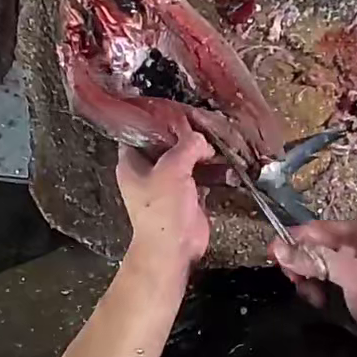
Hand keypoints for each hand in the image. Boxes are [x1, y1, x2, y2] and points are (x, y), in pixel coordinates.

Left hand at [116, 130, 213, 267]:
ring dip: (200, 152)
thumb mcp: (172, 168)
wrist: (173, 248)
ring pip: (185, 160)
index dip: (155, 119)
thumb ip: (187, 147)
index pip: (139, 132)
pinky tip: (224, 159)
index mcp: (132, 163)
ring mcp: (168, 185)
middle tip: (202, 121)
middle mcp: (147, 172)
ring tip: (216, 138)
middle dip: (184, 135)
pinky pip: (200, 176)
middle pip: (166, 144)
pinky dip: (211, 169)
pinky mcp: (187, 197)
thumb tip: (202, 140)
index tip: (174, 109)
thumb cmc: (162, 209)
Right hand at [268, 213, 356, 345]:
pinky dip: (320, 289)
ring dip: (311, 281)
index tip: (274, 260)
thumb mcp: (353, 277)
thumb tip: (278, 248)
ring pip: (317, 263)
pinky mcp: (356, 278)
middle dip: (304, 267)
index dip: (292, 244)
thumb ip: (316, 260)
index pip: (315, 229)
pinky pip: (326, 277)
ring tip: (317, 298)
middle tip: (302, 287)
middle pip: (314, 246)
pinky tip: (324, 302)